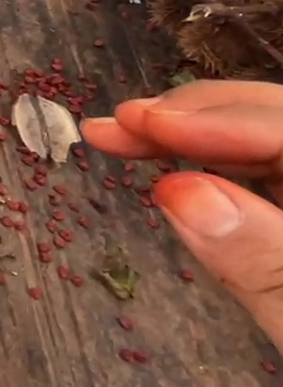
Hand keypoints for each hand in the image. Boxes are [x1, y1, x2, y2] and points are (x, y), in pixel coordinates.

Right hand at [83, 79, 282, 344]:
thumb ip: (268, 270)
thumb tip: (180, 191)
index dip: (232, 120)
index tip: (141, 121)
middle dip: (203, 116)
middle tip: (119, 123)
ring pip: (281, 138)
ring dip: (195, 129)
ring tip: (123, 133)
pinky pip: (274, 167)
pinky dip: (211, 153)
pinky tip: (164, 152)